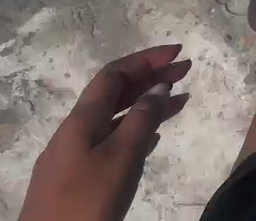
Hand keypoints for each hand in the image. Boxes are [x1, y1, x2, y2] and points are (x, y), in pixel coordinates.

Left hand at [18, 44, 191, 220]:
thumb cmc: (87, 202)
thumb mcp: (122, 156)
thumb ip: (143, 118)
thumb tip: (157, 87)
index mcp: (80, 121)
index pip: (113, 74)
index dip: (146, 59)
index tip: (177, 53)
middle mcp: (72, 133)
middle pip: (113, 94)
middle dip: (150, 78)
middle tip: (185, 72)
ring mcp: (70, 158)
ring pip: (113, 118)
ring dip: (146, 105)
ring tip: (180, 102)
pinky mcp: (72, 181)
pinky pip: (108, 140)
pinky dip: (134, 130)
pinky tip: (153, 138)